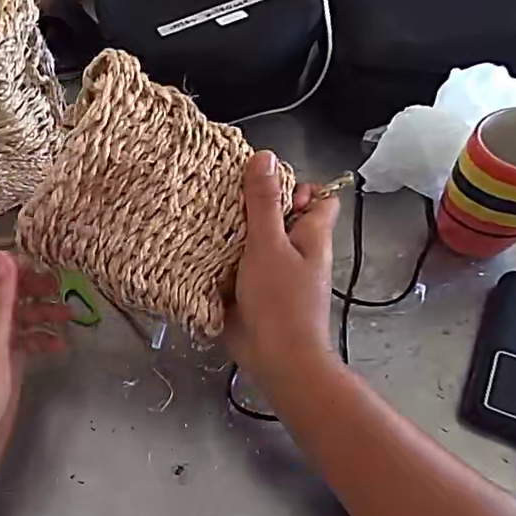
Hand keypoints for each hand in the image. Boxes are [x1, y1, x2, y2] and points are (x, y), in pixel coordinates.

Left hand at [0, 252, 65, 507]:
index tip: (44, 261)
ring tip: (70, 315)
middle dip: (33, 286)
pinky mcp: (3, 375)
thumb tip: (3, 255)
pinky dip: (42, 341)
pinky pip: (24, 347)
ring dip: (41, 313)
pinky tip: (60, 347)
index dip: (12, 265)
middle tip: (63, 288)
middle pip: (5, 296)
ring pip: (17, 320)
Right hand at [225, 151, 338, 383]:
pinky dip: (221, 259)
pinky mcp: (250, 292)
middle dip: (252, 208)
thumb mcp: (268, 244)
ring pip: (254, 242)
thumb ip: (263, 203)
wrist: (275, 358)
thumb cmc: (280, 300)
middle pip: (279, 218)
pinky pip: (236, 266)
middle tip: (221, 198)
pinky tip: (198, 250)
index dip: (296, 186)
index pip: (318, 198)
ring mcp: (273, 273)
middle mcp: (296, 252)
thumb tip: (264, 156)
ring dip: (233, 234)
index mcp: (311, 236)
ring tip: (203, 219)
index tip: (263, 186)